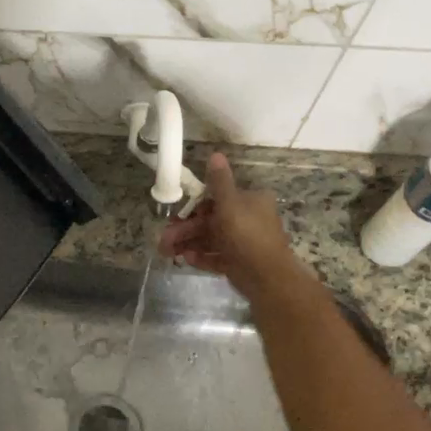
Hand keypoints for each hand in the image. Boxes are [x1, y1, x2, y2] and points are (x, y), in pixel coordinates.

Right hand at [158, 153, 308, 303]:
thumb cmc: (246, 235)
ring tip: (167, 253)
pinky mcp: (239, 262)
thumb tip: (215, 154)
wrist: (266, 276)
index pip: (218, 199)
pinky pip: (217, 256)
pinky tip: (186, 259)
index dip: (194, 208)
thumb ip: (219, 182)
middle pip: (210, 222)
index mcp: (251, 201)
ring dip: (188, 244)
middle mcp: (248, 219)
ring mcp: (243, 243)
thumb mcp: (230, 203)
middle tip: (164, 240)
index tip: (175, 216)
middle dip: (185, 231)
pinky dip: (201, 257)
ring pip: (210, 240)